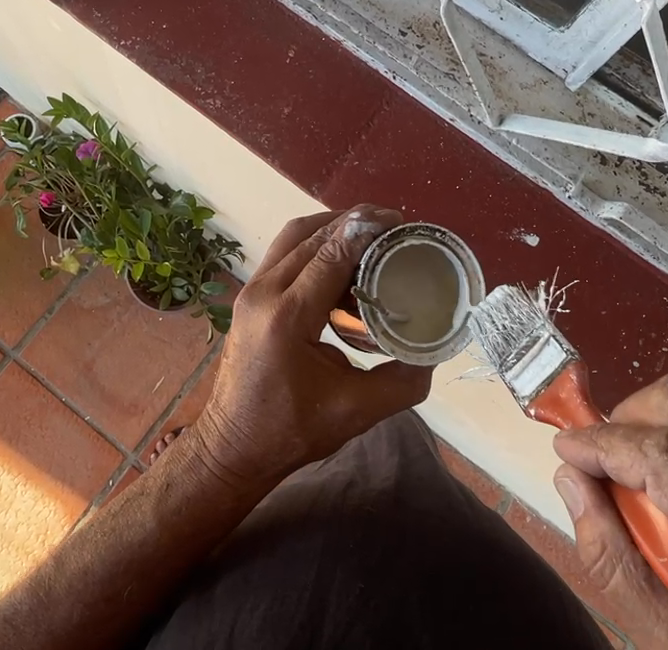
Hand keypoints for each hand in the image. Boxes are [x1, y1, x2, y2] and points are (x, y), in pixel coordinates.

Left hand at [191, 205, 433, 489]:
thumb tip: (434, 349)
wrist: (233, 447)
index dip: (367, 230)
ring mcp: (252, 291)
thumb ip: (403, 380)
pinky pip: (284, 252)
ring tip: (371, 234)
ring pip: (294, 236)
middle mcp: (265, 292)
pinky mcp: (250, 296)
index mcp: (288, 316)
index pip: (332, 254)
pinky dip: (314, 244)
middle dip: (354, 223)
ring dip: (332, 228)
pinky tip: (342, 259)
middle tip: (394, 226)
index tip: (400, 221)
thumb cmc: (291, 431)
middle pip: (313, 236)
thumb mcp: (357, 410)